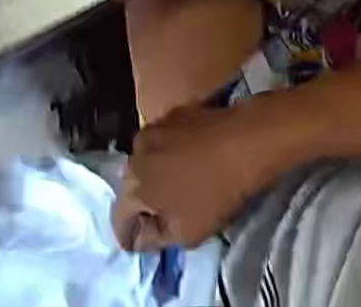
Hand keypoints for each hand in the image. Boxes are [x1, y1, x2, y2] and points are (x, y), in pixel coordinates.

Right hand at [111, 102, 286, 251]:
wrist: (241, 142)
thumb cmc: (212, 194)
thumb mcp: (185, 233)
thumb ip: (155, 237)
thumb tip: (139, 237)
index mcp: (133, 183)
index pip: (119, 215)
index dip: (126, 235)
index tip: (134, 246)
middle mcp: (135, 151)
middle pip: (131, 185)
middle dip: (140, 203)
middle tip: (156, 218)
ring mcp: (153, 127)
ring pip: (146, 159)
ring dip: (154, 175)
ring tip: (174, 187)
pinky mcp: (173, 114)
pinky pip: (164, 141)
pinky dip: (169, 154)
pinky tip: (188, 163)